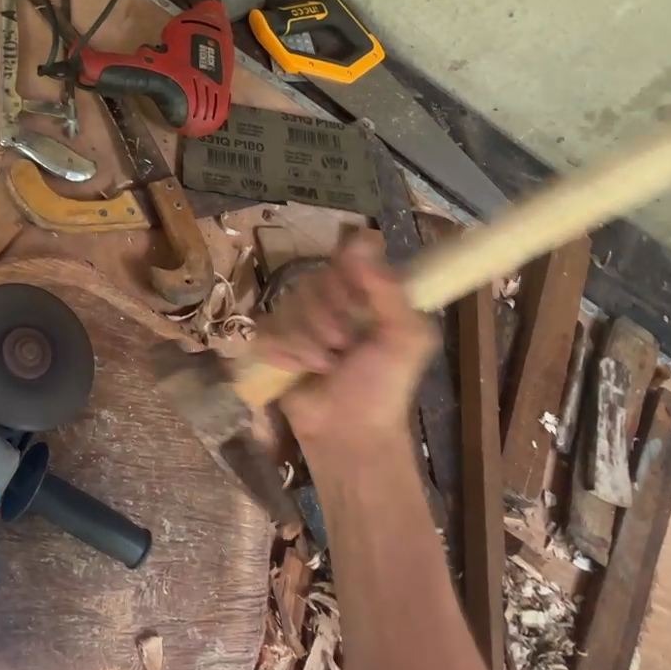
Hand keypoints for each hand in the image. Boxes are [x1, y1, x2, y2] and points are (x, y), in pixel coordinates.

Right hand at [261, 236, 437, 454]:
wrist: (349, 431)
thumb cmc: (385, 386)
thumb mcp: (404, 336)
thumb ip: (388, 289)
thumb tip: (361, 238)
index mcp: (365, 294)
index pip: (344, 258)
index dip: (344, 278)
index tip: (356, 303)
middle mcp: (332, 302)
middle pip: (311, 282)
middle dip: (327, 319)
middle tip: (345, 346)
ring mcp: (300, 323)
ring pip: (287, 307)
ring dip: (306, 343)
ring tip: (324, 367)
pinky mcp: (274, 345)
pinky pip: (266, 332)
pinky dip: (283, 355)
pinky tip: (298, 372)